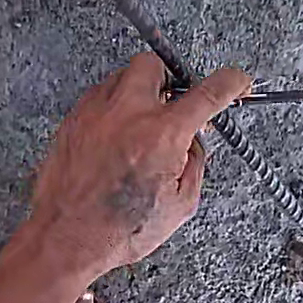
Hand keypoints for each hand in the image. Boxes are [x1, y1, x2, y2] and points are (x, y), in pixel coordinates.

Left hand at [25, 53, 252, 275]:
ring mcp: (96, 112)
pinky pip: (99, 95)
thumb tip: (193, 141)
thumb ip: (194, 162)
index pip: (209, 93)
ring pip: (123, 76)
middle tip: (172, 106)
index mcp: (163, 134)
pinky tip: (116, 135)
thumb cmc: (118, 229)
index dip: (231, 82)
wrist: (66, 237)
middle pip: (154, 65)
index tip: (237, 82)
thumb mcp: (180, 204)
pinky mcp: (73, 119)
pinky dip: (113, 107)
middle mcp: (128, 113)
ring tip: (140, 125)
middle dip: (168, 81)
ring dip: (138, 93)